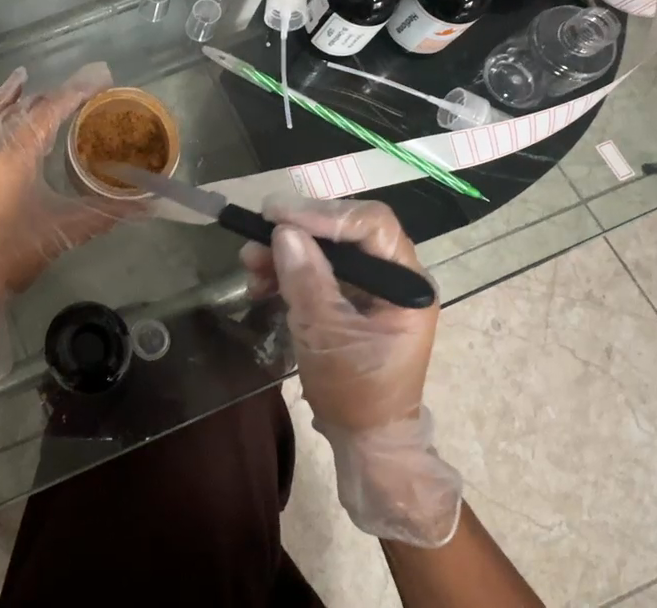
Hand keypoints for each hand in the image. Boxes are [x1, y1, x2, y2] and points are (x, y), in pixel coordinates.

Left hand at [0, 63, 138, 384]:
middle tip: (89, 90)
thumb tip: (147, 204)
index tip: (102, 76)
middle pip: (28, 106)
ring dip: (29, 98)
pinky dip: (0, 107)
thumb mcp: (63, 230)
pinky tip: (5, 104)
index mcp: (16, 152)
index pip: (51, 108)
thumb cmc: (12, 252)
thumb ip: (106, 213)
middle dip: (59, 94)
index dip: (78, 90)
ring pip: (3, 111)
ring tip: (50, 89)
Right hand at [241, 196, 462, 547]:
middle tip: (257, 232)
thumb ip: (306, 279)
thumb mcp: (326, 334)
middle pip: (347, 231)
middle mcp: (394, 278)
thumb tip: (284, 232)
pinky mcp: (351, 300)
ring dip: (286, 250)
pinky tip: (261, 280)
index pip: (372, 224)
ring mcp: (373, 289)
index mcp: (406, 285)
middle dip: (298, 230)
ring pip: (328, 249)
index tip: (277, 216)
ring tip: (249, 261)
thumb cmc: (355, 392)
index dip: (323, 214)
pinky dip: (289, 270)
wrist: (366, 441)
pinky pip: (320, 270)